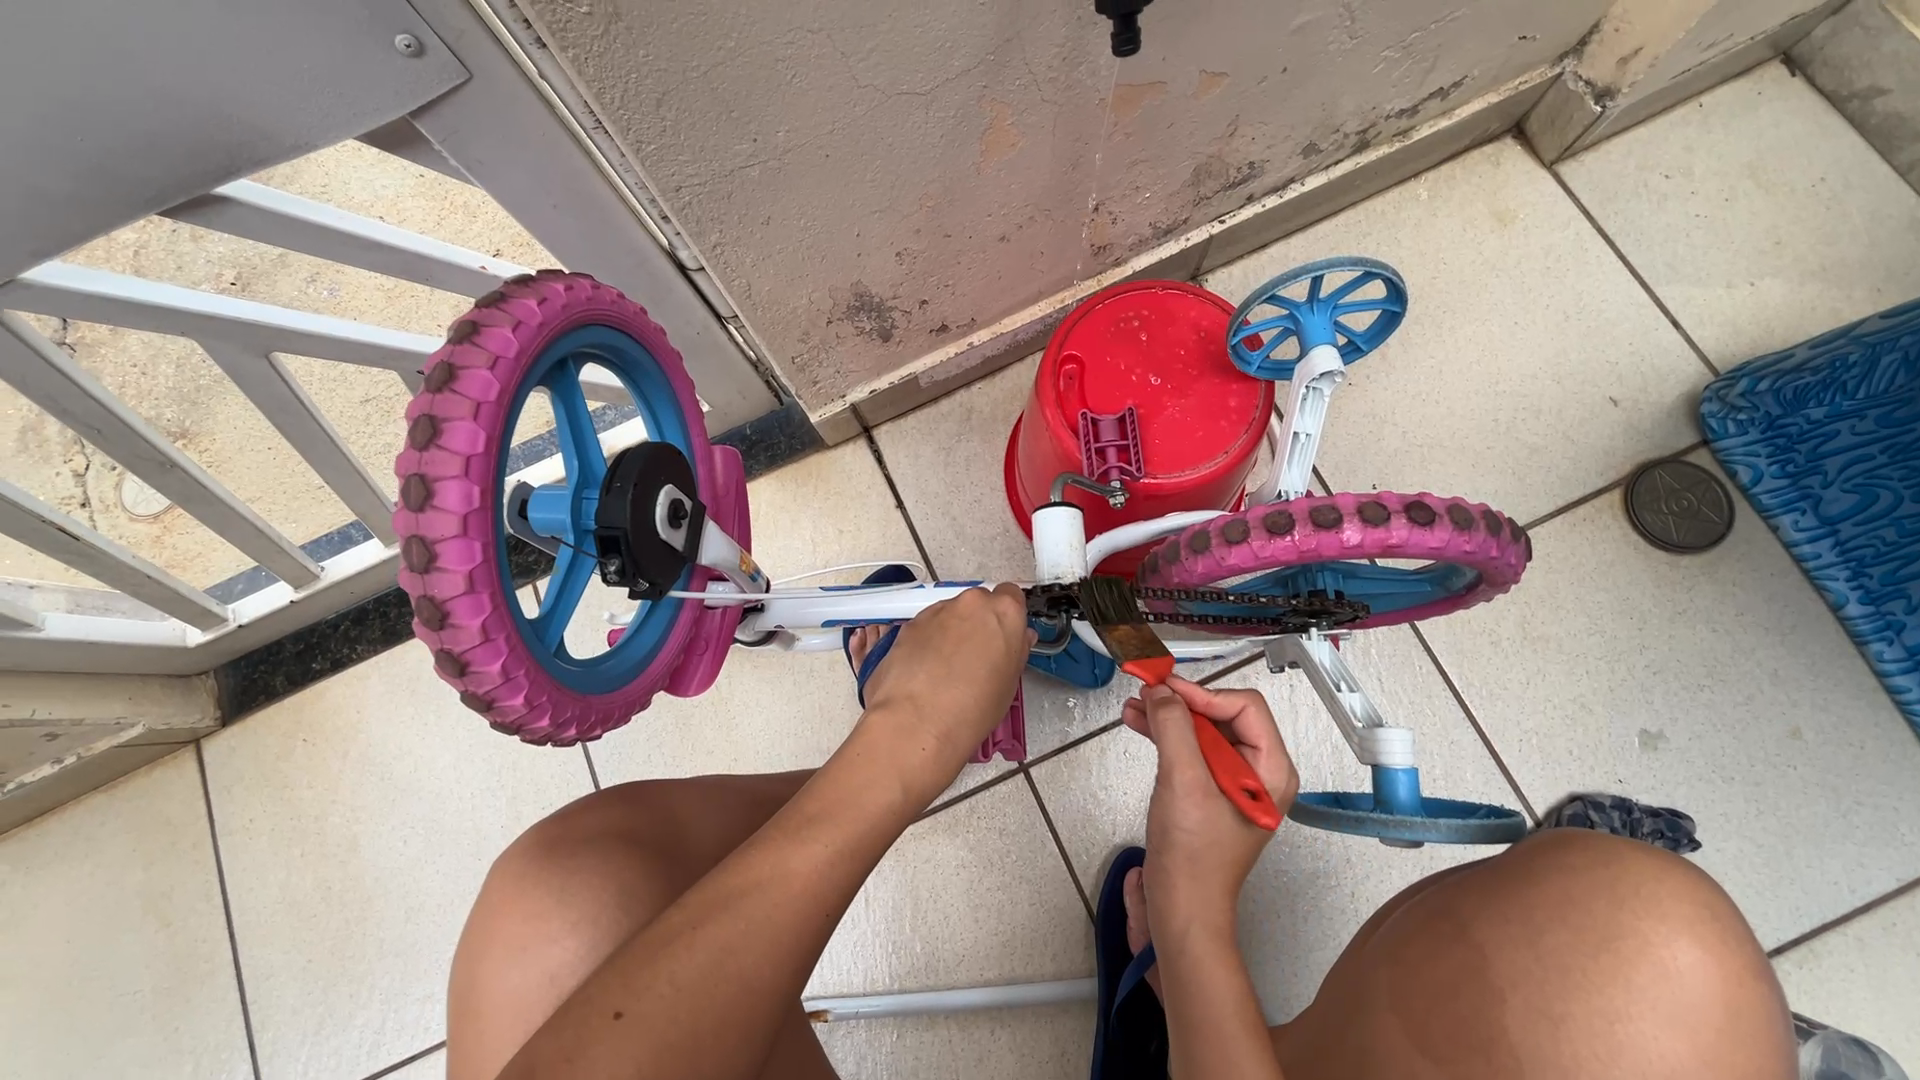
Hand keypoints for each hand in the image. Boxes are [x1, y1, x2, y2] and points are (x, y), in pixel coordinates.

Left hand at [854, 583, 1034, 803]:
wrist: (917, 721)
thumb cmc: (970, 708)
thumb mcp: (1009, 683)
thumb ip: (1015, 650)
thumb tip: (1016, 640)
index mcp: (1004, 612)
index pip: (1011, 595)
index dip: (1007, 617)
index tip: (1004, 635)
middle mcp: (970, 603)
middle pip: (978, 604)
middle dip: (977, 624)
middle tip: (977, 657)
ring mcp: (937, 611)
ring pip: (950, 615)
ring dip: (951, 634)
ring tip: (947, 671)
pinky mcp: (909, 624)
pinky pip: (925, 628)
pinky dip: (927, 643)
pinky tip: (927, 672)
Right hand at [1122, 679, 1297, 919]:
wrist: (1182, 910)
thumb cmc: (1193, 856)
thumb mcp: (1183, 783)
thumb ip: (1174, 729)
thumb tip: (1161, 692)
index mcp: (1270, 770)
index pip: (1244, 707)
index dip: (1203, 694)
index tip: (1164, 690)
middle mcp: (1258, 772)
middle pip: (1223, 715)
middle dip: (1182, 703)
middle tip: (1146, 692)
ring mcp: (1233, 783)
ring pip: (1203, 731)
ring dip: (1169, 717)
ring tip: (1134, 707)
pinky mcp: (1209, 793)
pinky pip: (1191, 751)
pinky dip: (1166, 737)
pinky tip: (1140, 725)